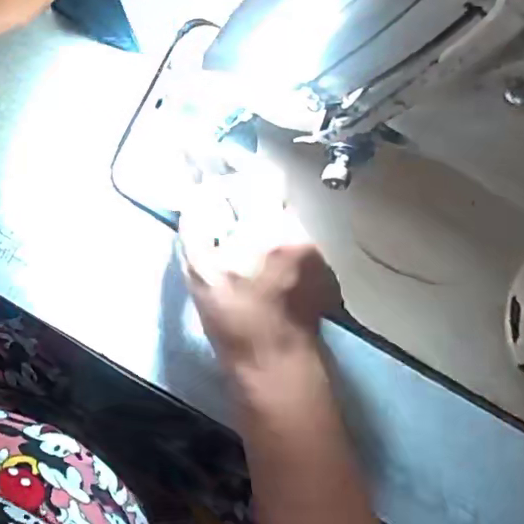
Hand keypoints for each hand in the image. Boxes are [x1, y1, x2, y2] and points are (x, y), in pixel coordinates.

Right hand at [178, 175, 340, 370]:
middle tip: (224, 220)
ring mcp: (319, 254)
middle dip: (248, 204)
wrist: (274, 361)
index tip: (219, 162)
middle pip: (274, 200)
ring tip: (242, 254)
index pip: (263, 177)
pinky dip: (277, 248)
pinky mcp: (326, 272)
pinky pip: (296, 245)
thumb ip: (197, 223)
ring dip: (263, 227)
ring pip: (285, 223)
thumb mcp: (198, 269)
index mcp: (270, 230)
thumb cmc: (232, 316)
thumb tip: (202, 190)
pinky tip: (263, 273)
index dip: (240, 165)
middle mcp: (302, 235)